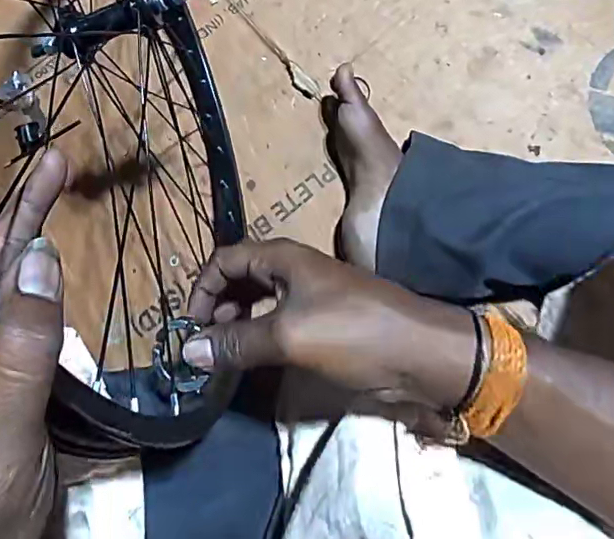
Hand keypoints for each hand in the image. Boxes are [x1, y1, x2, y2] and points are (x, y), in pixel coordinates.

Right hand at [184, 239, 474, 413]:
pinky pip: (277, 320)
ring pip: (257, 300)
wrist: (425, 356)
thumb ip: (237, 342)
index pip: (223, 260)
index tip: (192, 326)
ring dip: (236, 322)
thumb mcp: (289, 336)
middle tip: (207, 343)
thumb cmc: (352, 331)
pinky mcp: (322, 320)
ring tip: (227, 353)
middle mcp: (289, 267)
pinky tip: (256, 357)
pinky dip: (258, 334)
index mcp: (279, 256)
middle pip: (238, 277)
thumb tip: (189, 351)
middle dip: (217, 306)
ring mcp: (308, 293)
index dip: (202, 289)